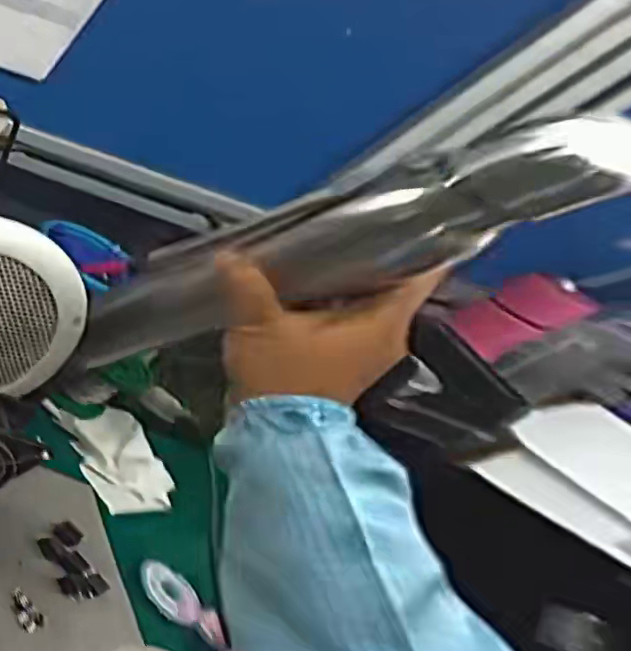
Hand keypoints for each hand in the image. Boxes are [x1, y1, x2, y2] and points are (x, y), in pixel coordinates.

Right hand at [217, 252, 449, 406]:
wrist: (274, 428)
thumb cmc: (281, 376)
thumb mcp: (258, 325)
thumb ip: (246, 288)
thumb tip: (231, 256)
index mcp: (384, 322)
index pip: (420, 274)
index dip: (415, 246)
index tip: (402, 223)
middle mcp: (387, 336)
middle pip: (386, 288)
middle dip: (360, 263)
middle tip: (333, 237)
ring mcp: (365, 352)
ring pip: (360, 306)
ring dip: (337, 287)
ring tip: (306, 264)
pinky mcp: (340, 363)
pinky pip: (340, 324)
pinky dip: (323, 308)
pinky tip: (293, 298)